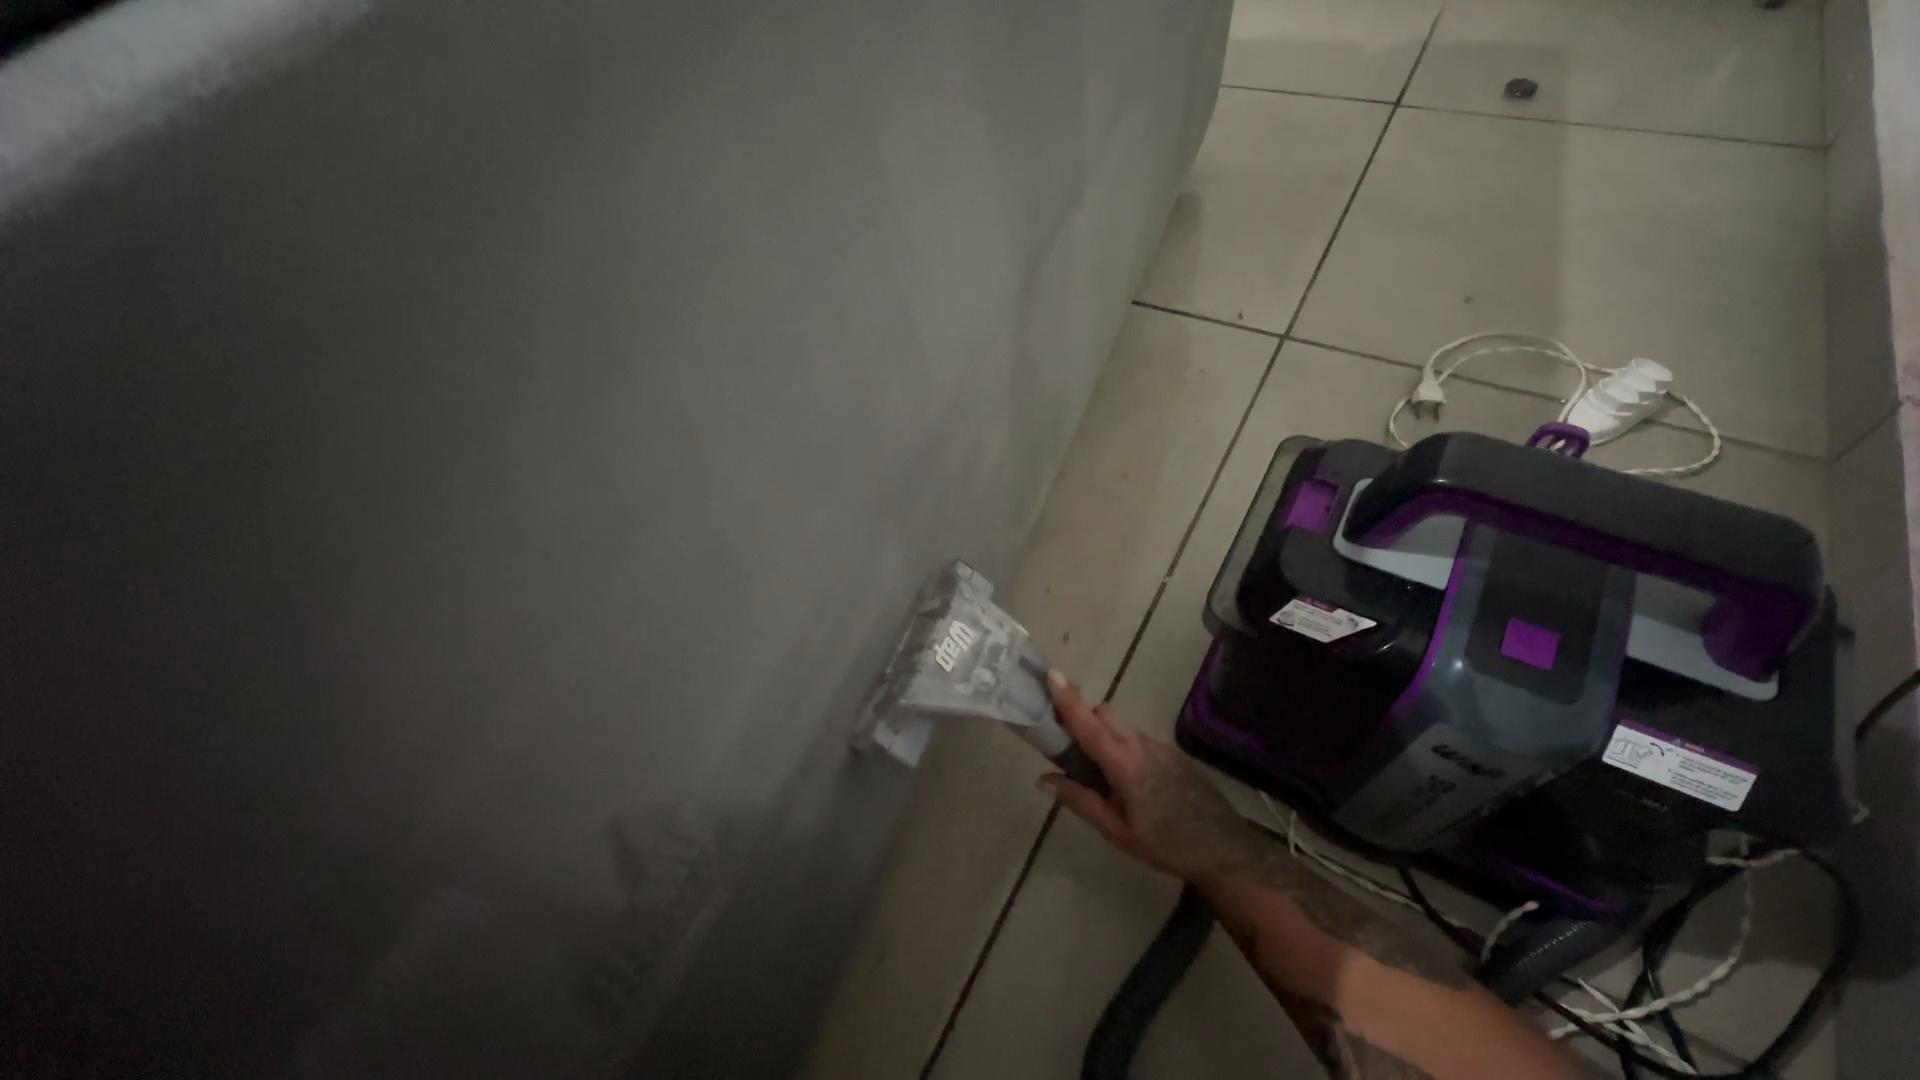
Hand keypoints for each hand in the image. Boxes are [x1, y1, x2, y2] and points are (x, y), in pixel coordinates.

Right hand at [1039, 670, 1262, 887]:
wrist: (1224, 850)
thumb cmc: (1165, 845)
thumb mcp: (1116, 831)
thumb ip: (1080, 800)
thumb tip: (1043, 780)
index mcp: (1126, 765)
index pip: (1091, 725)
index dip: (1070, 700)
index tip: (1053, 675)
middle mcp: (1143, 746)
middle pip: (1106, 713)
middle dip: (1084, 716)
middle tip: (1068, 744)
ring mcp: (1161, 747)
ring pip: (1123, 725)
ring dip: (1103, 732)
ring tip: (1097, 770)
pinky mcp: (1173, 754)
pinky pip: (1139, 738)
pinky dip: (1123, 746)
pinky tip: (1128, 781)